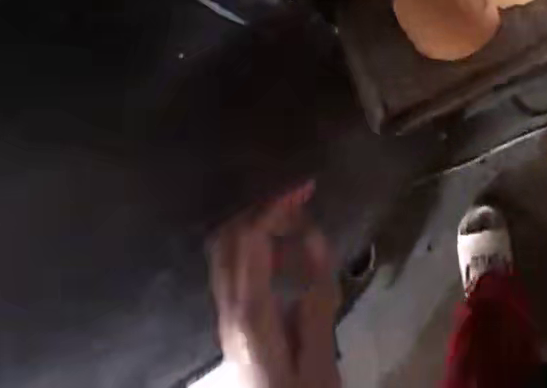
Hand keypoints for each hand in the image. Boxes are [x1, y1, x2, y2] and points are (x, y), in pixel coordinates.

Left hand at [206, 181, 341, 387]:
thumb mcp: (321, 360)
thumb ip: (317, 297)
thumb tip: (312, 234)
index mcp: (250, 316)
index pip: (251, 239)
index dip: (276, 205)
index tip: (306, 188)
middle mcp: (228, 311)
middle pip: (228, 237)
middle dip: (262, 207)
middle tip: (299, 198)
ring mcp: (225, 318)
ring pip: (225, 251)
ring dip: (256, 225)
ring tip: (296, 221)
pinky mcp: (232, 325)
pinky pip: (232, 269)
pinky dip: (255, 248)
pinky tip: (286, 256)